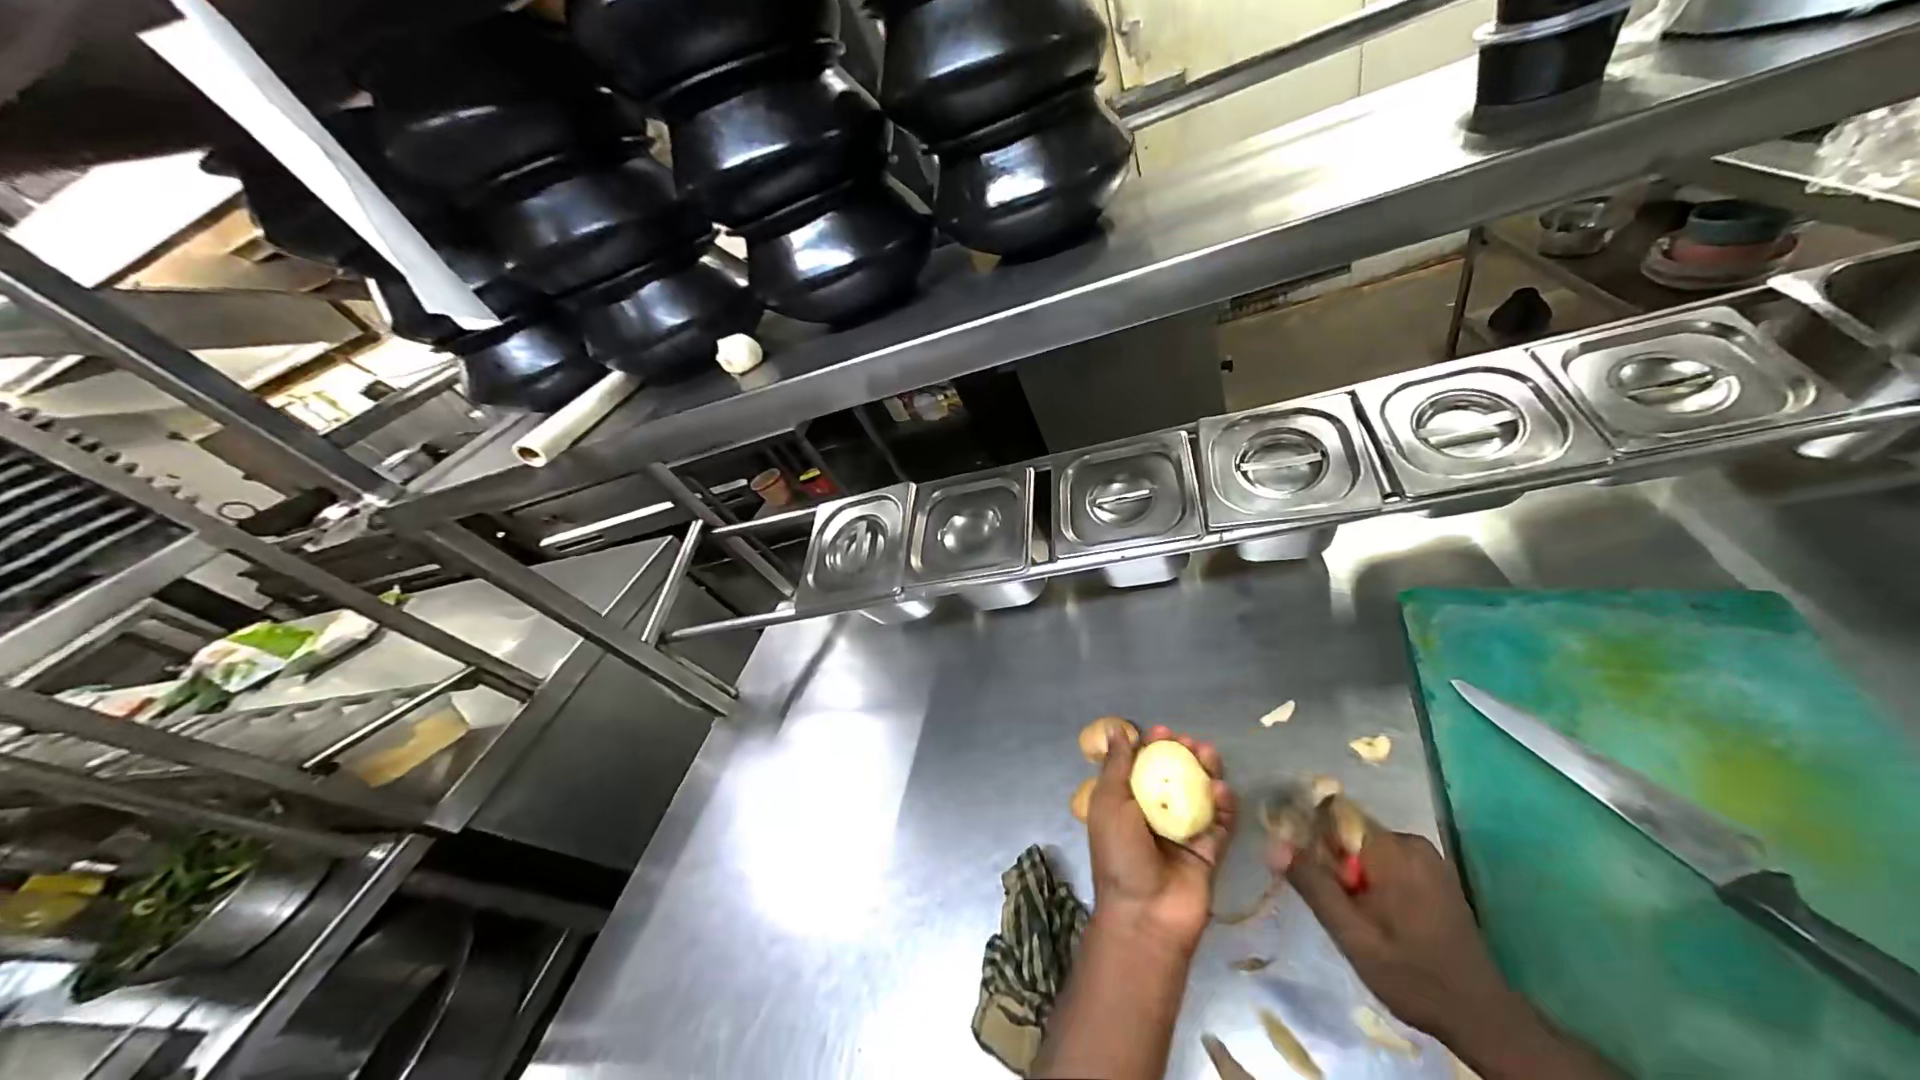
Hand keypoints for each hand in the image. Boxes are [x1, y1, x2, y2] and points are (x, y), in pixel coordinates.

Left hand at [1086, 723, 1235, 952]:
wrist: (1146, 914)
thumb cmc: (1119, 854)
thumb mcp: (1109, 804)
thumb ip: (1117, 766)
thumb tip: (1115, 729)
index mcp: (1127, 803)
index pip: (1142, 766)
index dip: (1153, 746)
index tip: (1163, 731)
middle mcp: (1156, 814)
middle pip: (1175, 776)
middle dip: (1184, 754)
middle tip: (1190, 743)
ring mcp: (1185, 832)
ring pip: (1201, 794)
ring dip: (1206, 771)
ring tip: (1209, 755)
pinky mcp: (1211, 850)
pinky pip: (1221, 821)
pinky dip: (1224, 803)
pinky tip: (1222, 789)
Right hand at [1273, 816, 1623, 1078]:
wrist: (1480, 1016)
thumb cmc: (1411, 975)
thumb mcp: (1351, 934)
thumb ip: (1313, 884)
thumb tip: (1273, 843)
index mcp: (1392, 849)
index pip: (1332, 815)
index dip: (1308, 836)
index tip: (1298, 866)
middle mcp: (1411, 842)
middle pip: (1348, 832)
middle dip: (1331, 861)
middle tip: (1334, 906)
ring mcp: (1427, 858)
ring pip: (1364, 848)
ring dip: (1350, 873)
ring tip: (1354, 915)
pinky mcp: (1434, 874)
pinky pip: (1385, 860)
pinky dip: (1371, 880)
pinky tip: (1376, 916)